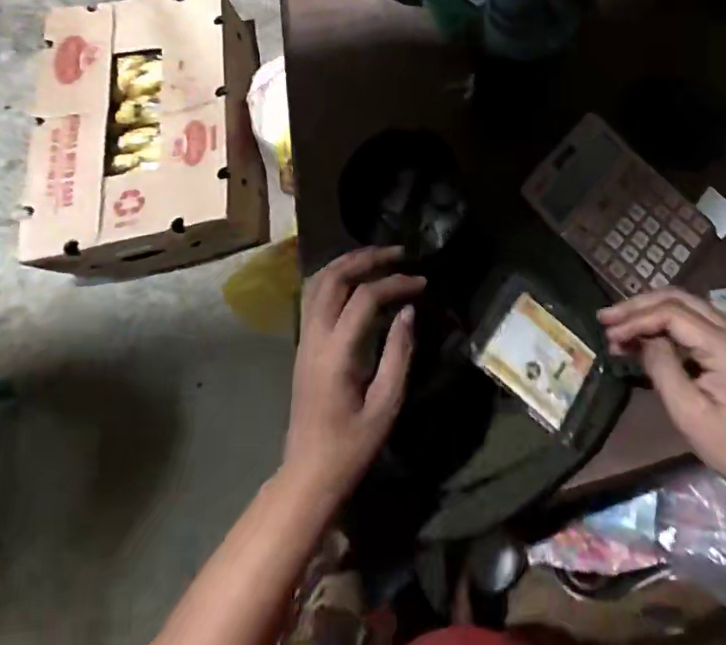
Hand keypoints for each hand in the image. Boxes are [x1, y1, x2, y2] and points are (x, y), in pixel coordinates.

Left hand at [281, 247, 424, 497]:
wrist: (309, 472)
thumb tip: (408, 311)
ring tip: (378, 257)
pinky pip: (313, 296)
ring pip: (317, 283)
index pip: (364, 299)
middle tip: (398, 253)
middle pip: (333, 278)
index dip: (395, 283)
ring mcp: (303, 339)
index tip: (422, 282)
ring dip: (346, 263)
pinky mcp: (303, 345)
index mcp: (336, 353)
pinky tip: (356, 280)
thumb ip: (398, 354)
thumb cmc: (352, 446)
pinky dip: (335, 278)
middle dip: (366, 258)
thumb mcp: (386, 405)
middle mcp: (314, 337)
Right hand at [598, 290, 725, 502]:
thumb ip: (662, 367)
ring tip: (620, 326)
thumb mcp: (689, 413)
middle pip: (680, 300)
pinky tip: (649, 339)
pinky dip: (670, 326)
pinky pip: (700, 325)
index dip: (636, 320)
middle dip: (640, 306)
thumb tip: (643, 340)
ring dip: (653, 313)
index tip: (608, 334)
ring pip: (690, 308)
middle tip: (606, 318)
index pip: (672, 314)